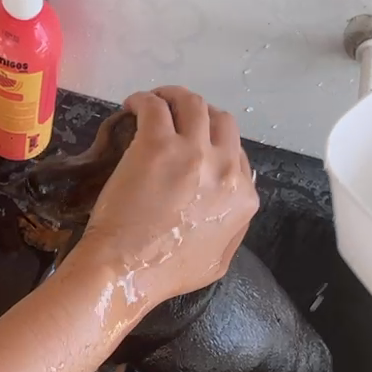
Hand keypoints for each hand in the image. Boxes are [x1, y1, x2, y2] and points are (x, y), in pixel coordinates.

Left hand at [70, 87, 258, 309]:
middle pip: (222, 122)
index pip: (237, 156)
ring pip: (193, 103)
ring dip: (174, 98)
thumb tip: (231, 201)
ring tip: (156, 103)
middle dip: (201, 117)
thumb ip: (233, 228)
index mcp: (243, 198)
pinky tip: (134, 106)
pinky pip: (155, 104)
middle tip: (176, 121)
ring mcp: (193, 152)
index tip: (194, 147)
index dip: (215, 147)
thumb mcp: (218, 260)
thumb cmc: (167, 274)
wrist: (127, 271)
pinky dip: (145, 100)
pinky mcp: (157, 143)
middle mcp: (226, 169)